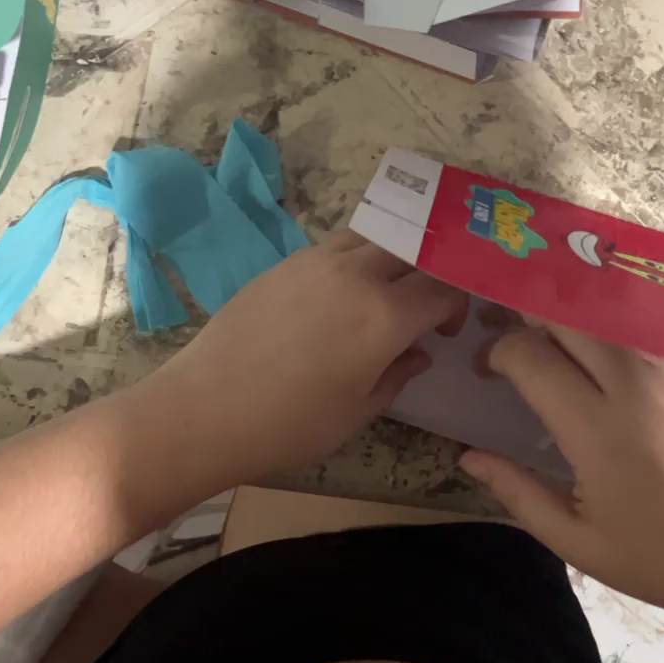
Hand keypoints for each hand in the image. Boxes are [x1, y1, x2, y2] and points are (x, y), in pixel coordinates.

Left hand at [147, 230, 467, 486]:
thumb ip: (398, 374)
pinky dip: (354, 259)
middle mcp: (357, 275)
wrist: (207, 407)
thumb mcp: (358, 411)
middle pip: (413, 251)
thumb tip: (418, 352)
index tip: (444, 332)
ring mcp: (317, 261)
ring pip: (373, 238)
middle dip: (430, 275)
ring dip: (391, 259)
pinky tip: (340, 293)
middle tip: (420, 308)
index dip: (456, 307)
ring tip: (381, 294)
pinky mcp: (285, 262)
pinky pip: (336, 246)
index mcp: (385, 315)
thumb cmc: (290, 424)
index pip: (443, 288)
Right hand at [459, 324, 663, 638]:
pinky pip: (629, 341)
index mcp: (599, 428)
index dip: (497, 352)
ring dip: (561, 323)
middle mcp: (633, 387)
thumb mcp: (577, 542)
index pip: (531, 355)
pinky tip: (585, 363)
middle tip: (501, 335)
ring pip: (600, 323)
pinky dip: (595, 338)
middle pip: (566, 320)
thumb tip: (470, 456)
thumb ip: (516, 492)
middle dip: (524, 317)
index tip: (484, 371)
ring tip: (538, 344)